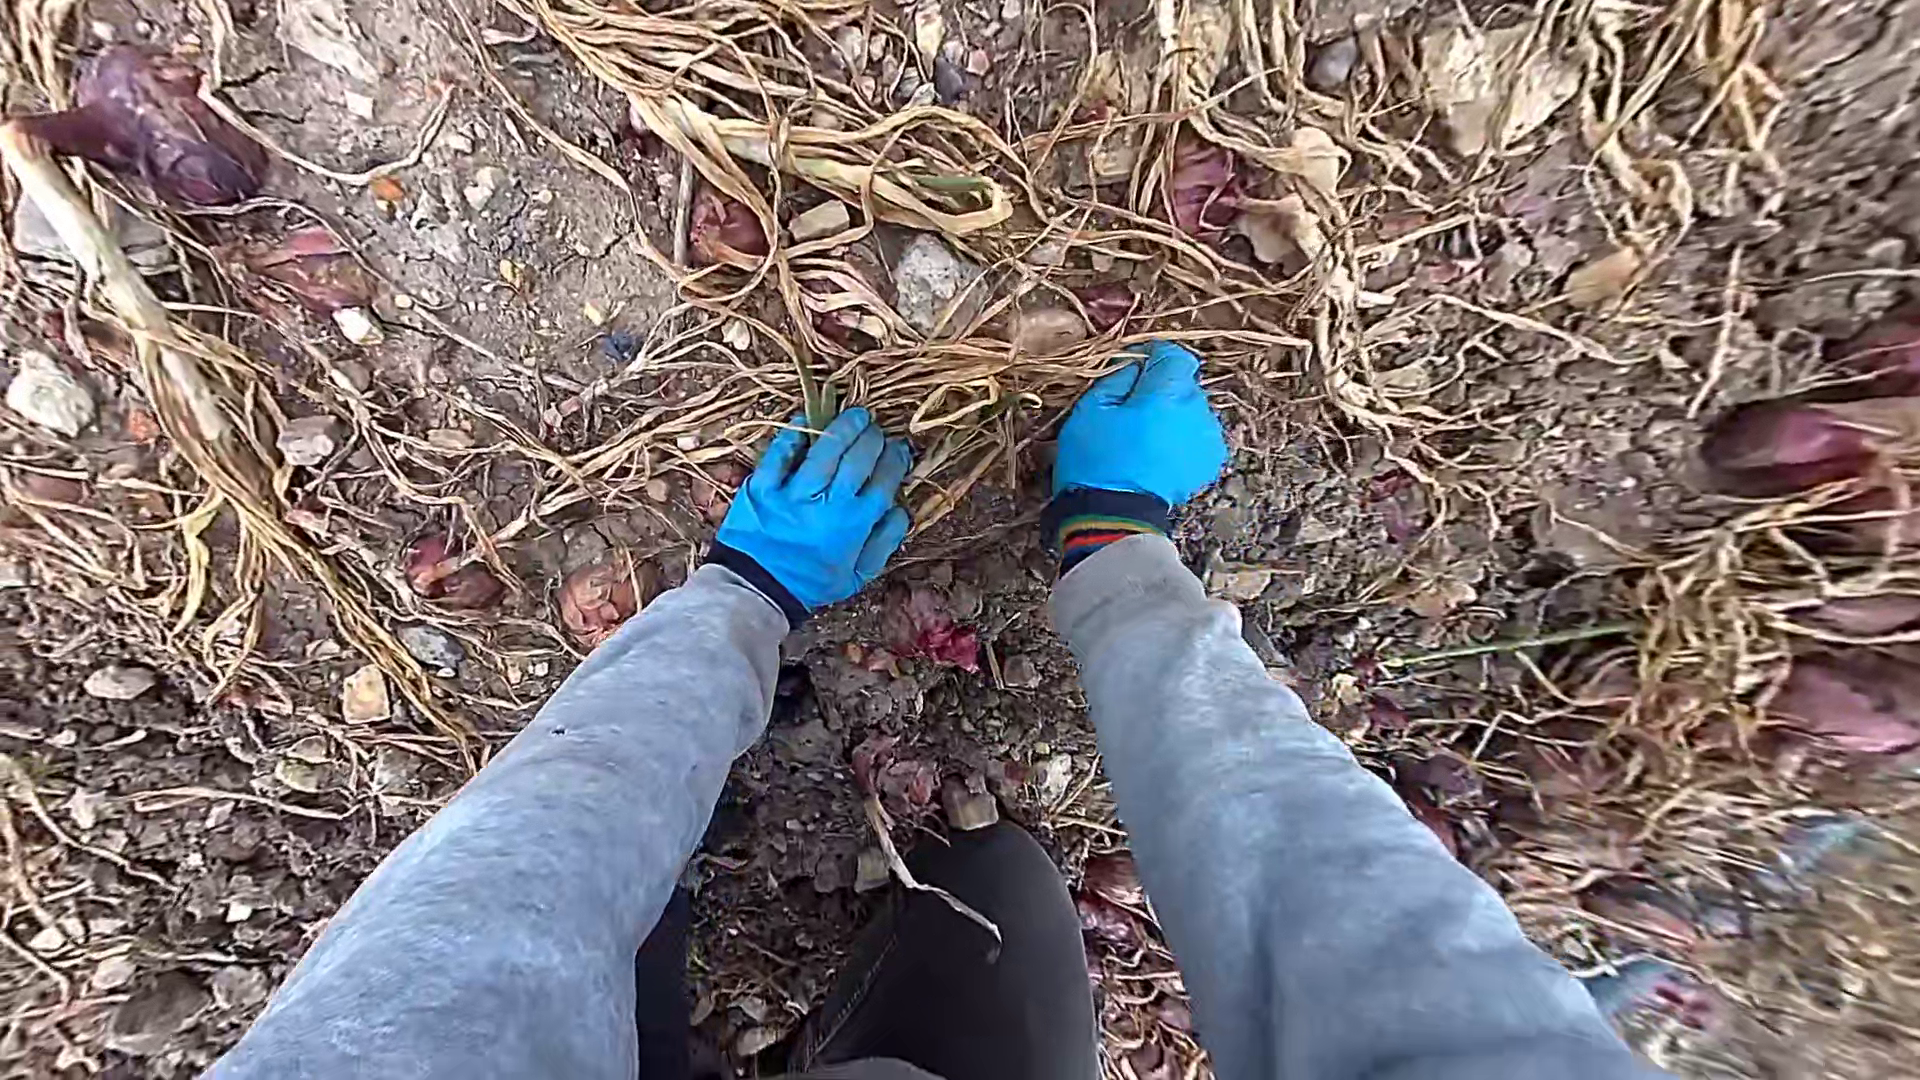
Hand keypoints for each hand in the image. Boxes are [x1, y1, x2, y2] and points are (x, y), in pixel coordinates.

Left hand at [712, 408, 912, 620]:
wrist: (756, 590)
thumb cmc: (812, 583)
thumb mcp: (857, 576)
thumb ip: (884, 543)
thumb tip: (901, 511)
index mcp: (854, 524)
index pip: (883, 482)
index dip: (895, 460)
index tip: (899, 448)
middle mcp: (827, 504)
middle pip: (858, 460)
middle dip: (872, 439)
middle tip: (876, 430)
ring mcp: (793, 493)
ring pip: (824, 451)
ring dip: (843, 429)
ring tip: (855, 415)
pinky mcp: (762, 487)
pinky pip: (780, 454)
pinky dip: (794, 434)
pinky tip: (806, 418)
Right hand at [1053, 341, 1227, 505]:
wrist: (1112, 516)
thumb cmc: (1095, 463)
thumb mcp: (1089, 411)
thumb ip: (1115, 379)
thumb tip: (1133, 366)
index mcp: (1166, 395)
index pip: (1173, 356)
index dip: (1153, 356)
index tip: (1134, 365)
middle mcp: (1195, 412)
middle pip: (1184, 384)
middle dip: (1160, 389)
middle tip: (1132, 407)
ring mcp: (1206, 440)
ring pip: (1191, 410)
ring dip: (1172, 414)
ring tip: (1144, 435)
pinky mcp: (1207, 463)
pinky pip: (1197, 436)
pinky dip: (1181, 437)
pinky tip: (1158, 452)